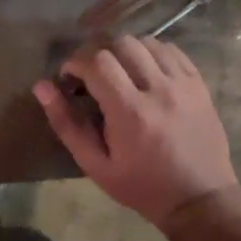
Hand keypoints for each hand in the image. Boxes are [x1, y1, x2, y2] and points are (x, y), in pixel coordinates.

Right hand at [33, 36, 238, 225]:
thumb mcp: (94, 164)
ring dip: (124, 51)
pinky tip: (144, 71)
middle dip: (98, 53)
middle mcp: (158, 89)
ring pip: (147, 41)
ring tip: (118, 72)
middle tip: (91, 75)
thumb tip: (41, 87)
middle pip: (121, 43)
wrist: (198, 198)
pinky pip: (172, 50)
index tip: (69, 79)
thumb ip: (66, 124)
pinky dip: (151, 52)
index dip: (75, 63)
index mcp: (129, 111)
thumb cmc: (140, 185)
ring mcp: (183, 84)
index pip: (97, 61)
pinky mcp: (199, 84)